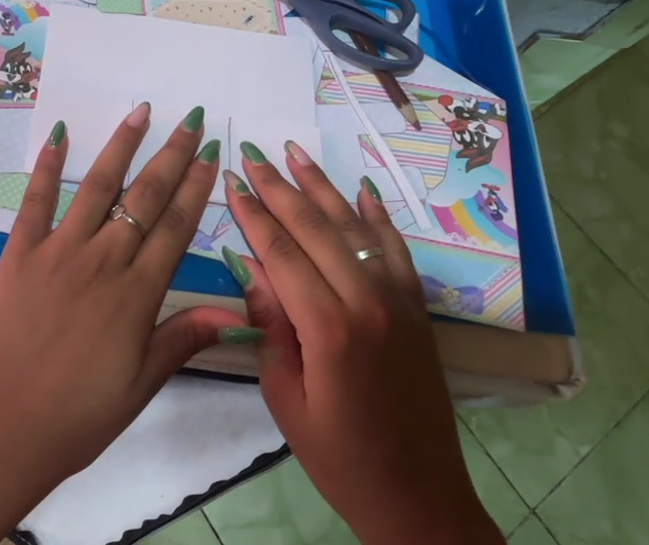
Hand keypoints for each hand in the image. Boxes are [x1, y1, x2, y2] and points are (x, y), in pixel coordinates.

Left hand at [0, 104, 244, 544]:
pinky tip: (59, 135)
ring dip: (120, 147)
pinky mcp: (19, 255)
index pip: (176, 228)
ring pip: (97, 187)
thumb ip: (183, 339)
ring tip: (140, 111)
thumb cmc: (76, 417)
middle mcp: (101, 261)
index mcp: (136, 294)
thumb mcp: (140, 386)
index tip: (211, 155)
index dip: (197, 189)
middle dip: (171, 156)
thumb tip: (237, 313)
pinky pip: (35, 201)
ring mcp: (57, 252)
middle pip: (144, 198)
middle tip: (191, 120)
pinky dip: (46, 167)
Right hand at [222, 141, 501, 544]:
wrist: (418, 496)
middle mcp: (367, 301)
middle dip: (279, 188)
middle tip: (252, 154)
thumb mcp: (285, 399)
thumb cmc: (339, 458)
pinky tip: (360, 188)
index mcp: (328, 328)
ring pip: (355, 227)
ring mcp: (399, 300)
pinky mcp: (417, 308)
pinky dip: (377, 215)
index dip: (253, 213)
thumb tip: (254, 266)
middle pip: (316, 228)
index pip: (281, 252)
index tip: (230, 180)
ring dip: (322, 187)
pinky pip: (396, 249)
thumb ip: (271, 325)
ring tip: (295, 152)